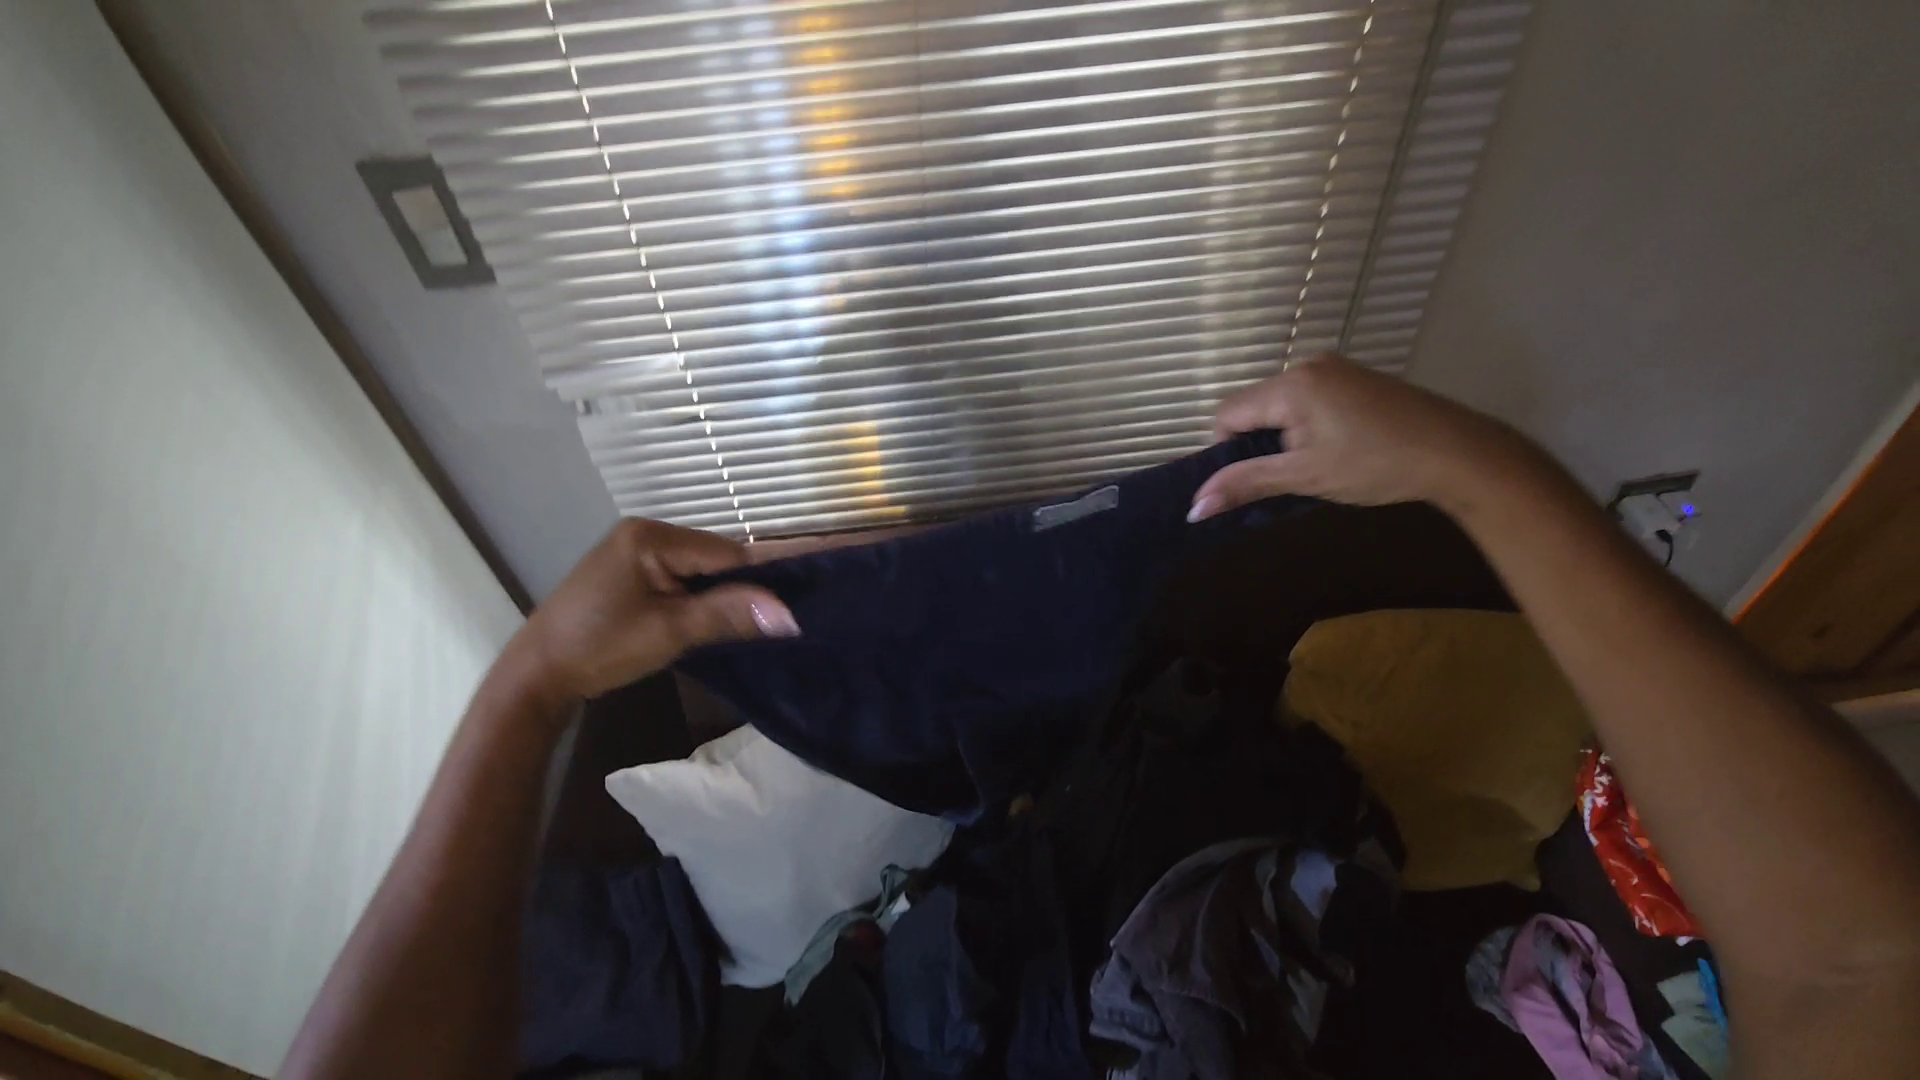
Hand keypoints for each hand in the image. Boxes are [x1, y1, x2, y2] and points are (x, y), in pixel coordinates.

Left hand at [505, 519, 796, 707]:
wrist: (537, 673)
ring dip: (730, 589)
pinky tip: (729, 608)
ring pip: (702, 568)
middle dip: (751, 581)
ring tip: (771, 608)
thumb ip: (729, 614)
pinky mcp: (633, 573)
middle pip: (716, 556)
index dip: (767, 572)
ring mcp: (637, 552)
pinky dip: (707, 593)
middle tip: (794, 602)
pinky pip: (684, 576)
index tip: (808, 584)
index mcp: (652, 537)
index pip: (726, 552)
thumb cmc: (601, 647)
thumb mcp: (670, 631)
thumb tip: (789, 615)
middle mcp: (646, 533)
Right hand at [1189, 353, 1528, 519]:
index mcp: (1292, 384)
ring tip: (1320, 462)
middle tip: (1294, 474)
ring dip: (1285, 436)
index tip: (1260, 476)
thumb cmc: (1377, 465)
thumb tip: (1193, 507)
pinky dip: (1308, 425)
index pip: (1227, 414)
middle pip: (1254, 407)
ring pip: (1281, 404)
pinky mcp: (1354, 377)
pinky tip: (1338, 447)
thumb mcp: (1306, 478)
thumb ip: (1246, 484)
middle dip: (1261, 443)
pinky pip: (1308, 399)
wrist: (1460, 454)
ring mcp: (1335, 367)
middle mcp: (1308, 365)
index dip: (1230, 450)